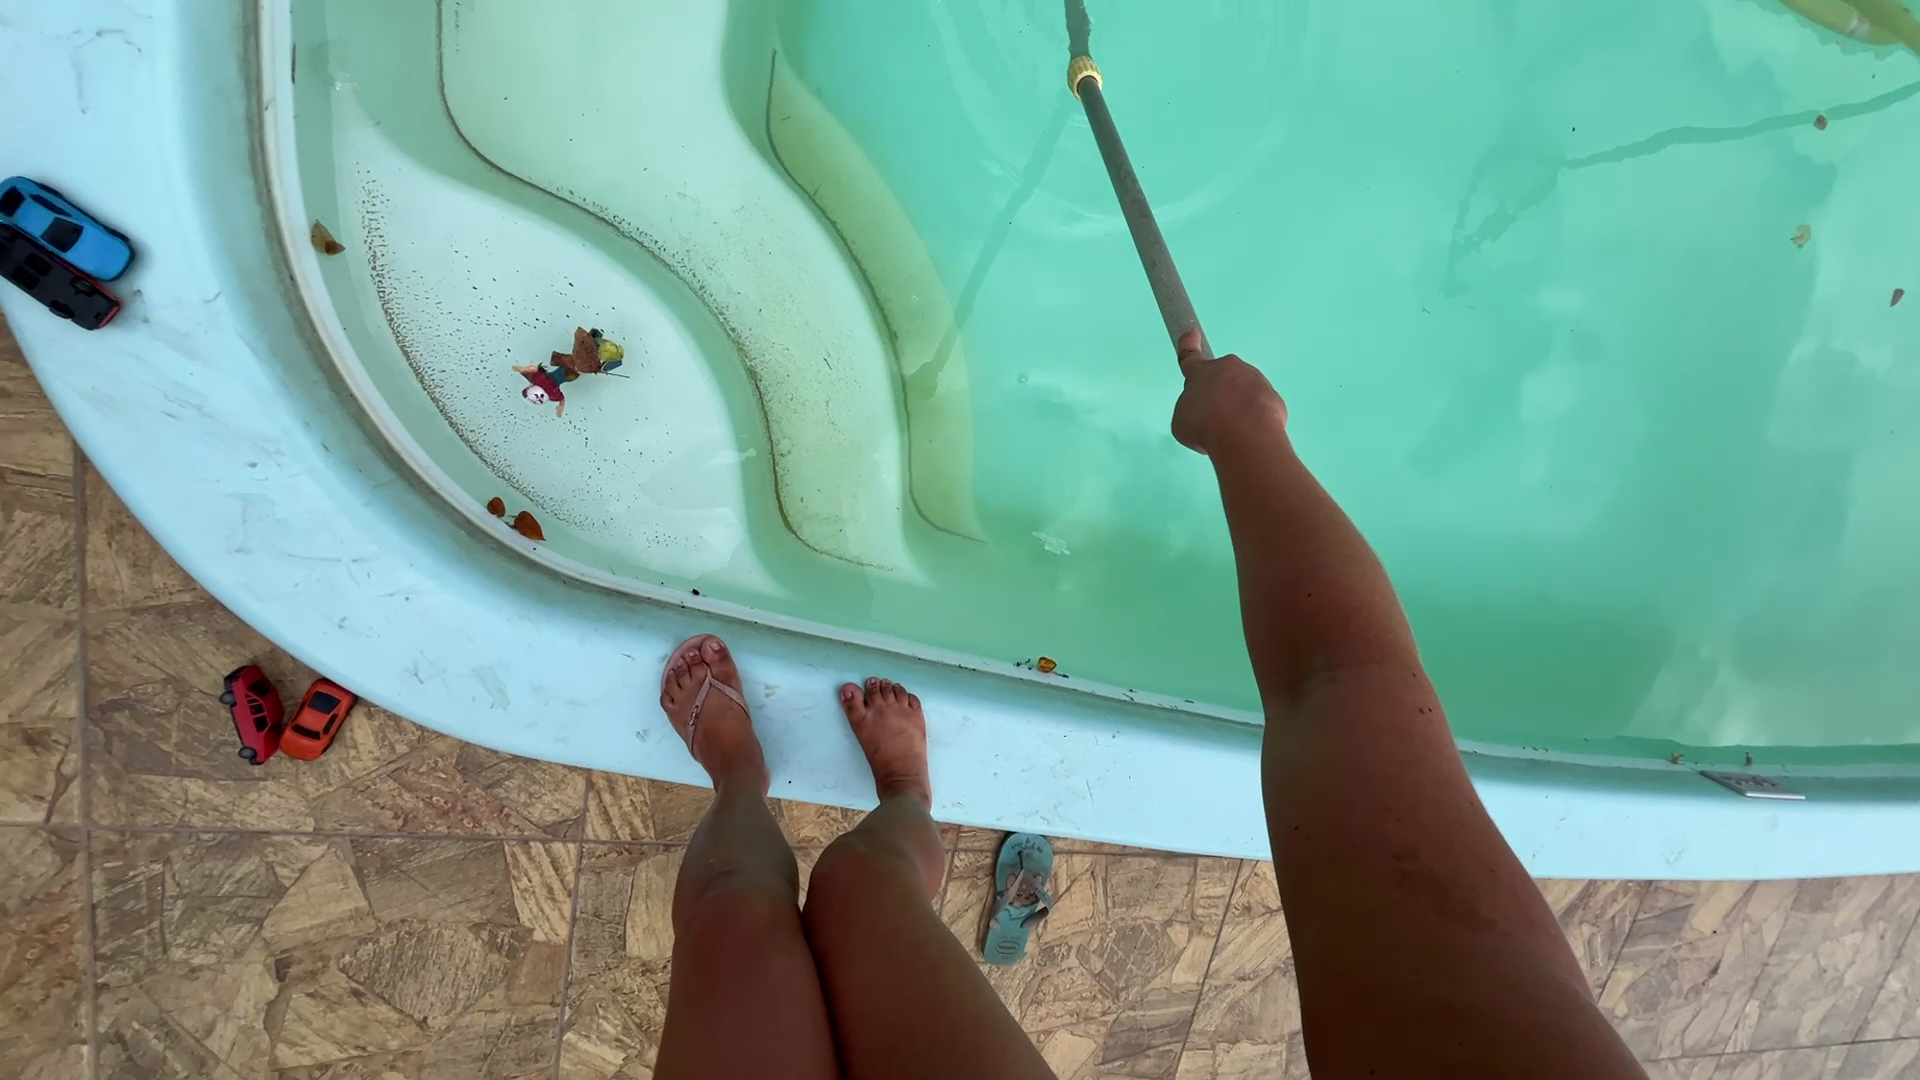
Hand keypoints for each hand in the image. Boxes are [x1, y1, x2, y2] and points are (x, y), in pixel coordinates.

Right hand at [1170, 328, 1287, 454]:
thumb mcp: (1181, 422)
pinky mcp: (1273, 397)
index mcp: (1201, 372)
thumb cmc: (1205, 425)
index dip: (1188, 345)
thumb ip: (1190, 412)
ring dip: (1236, 409)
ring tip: (1230, 432)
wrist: (1244, 435)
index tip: (1191, 332)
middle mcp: (1230, 369)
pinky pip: (1260, 407)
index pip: (1191, 356)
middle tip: (1212, 419)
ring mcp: (1255, 380)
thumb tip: (1203, 416)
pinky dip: (1254, 420)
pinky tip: (1247, 434)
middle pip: (1221, 378)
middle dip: (1218, 395)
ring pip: (1243, 393)